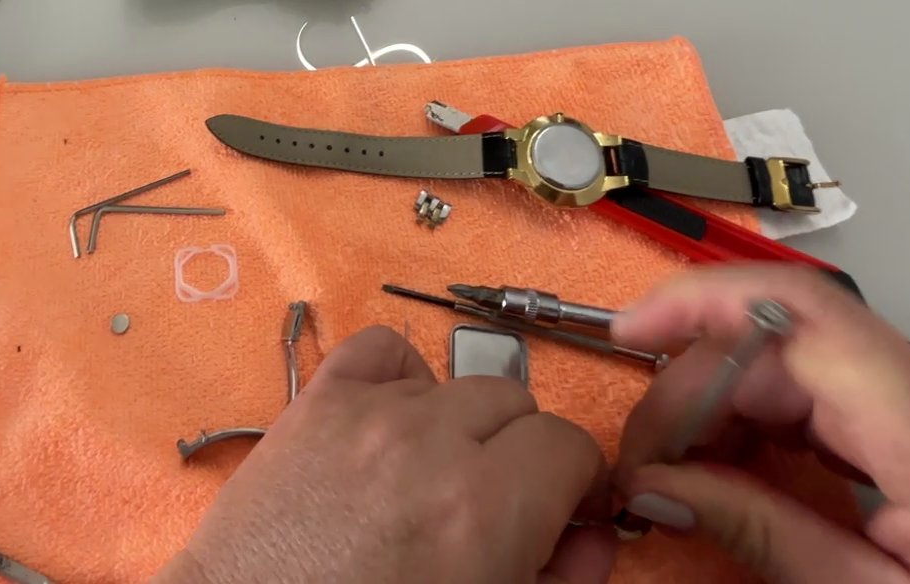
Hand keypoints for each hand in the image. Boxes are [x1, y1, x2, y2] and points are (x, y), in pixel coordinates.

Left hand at [154, 326, 615, 583]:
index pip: (567, 443)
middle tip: (495, 504)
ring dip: (460, 422)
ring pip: (454, 380)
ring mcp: (365, 409)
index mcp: (481, 508)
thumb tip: (593, 530)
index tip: (562, 510)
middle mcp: (426, 440)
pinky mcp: (316, 398)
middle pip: (514, 402)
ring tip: (430, 474)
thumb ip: (561, 578)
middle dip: (520, 451)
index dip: (575, 480)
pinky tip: (390, 419)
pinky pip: (380, 348)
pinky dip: (399, 374)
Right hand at [611, 265, 909, 583]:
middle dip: (692, 391)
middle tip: (646, 468)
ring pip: (795, 374)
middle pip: (776, 348)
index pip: (801, 310)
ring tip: (686, 482)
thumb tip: (655, 485)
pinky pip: (831, 407)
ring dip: (723, 415)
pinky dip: (769, 433)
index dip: (698, 298)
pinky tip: (743, 481)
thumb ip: (768, 537)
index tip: (624, 332)